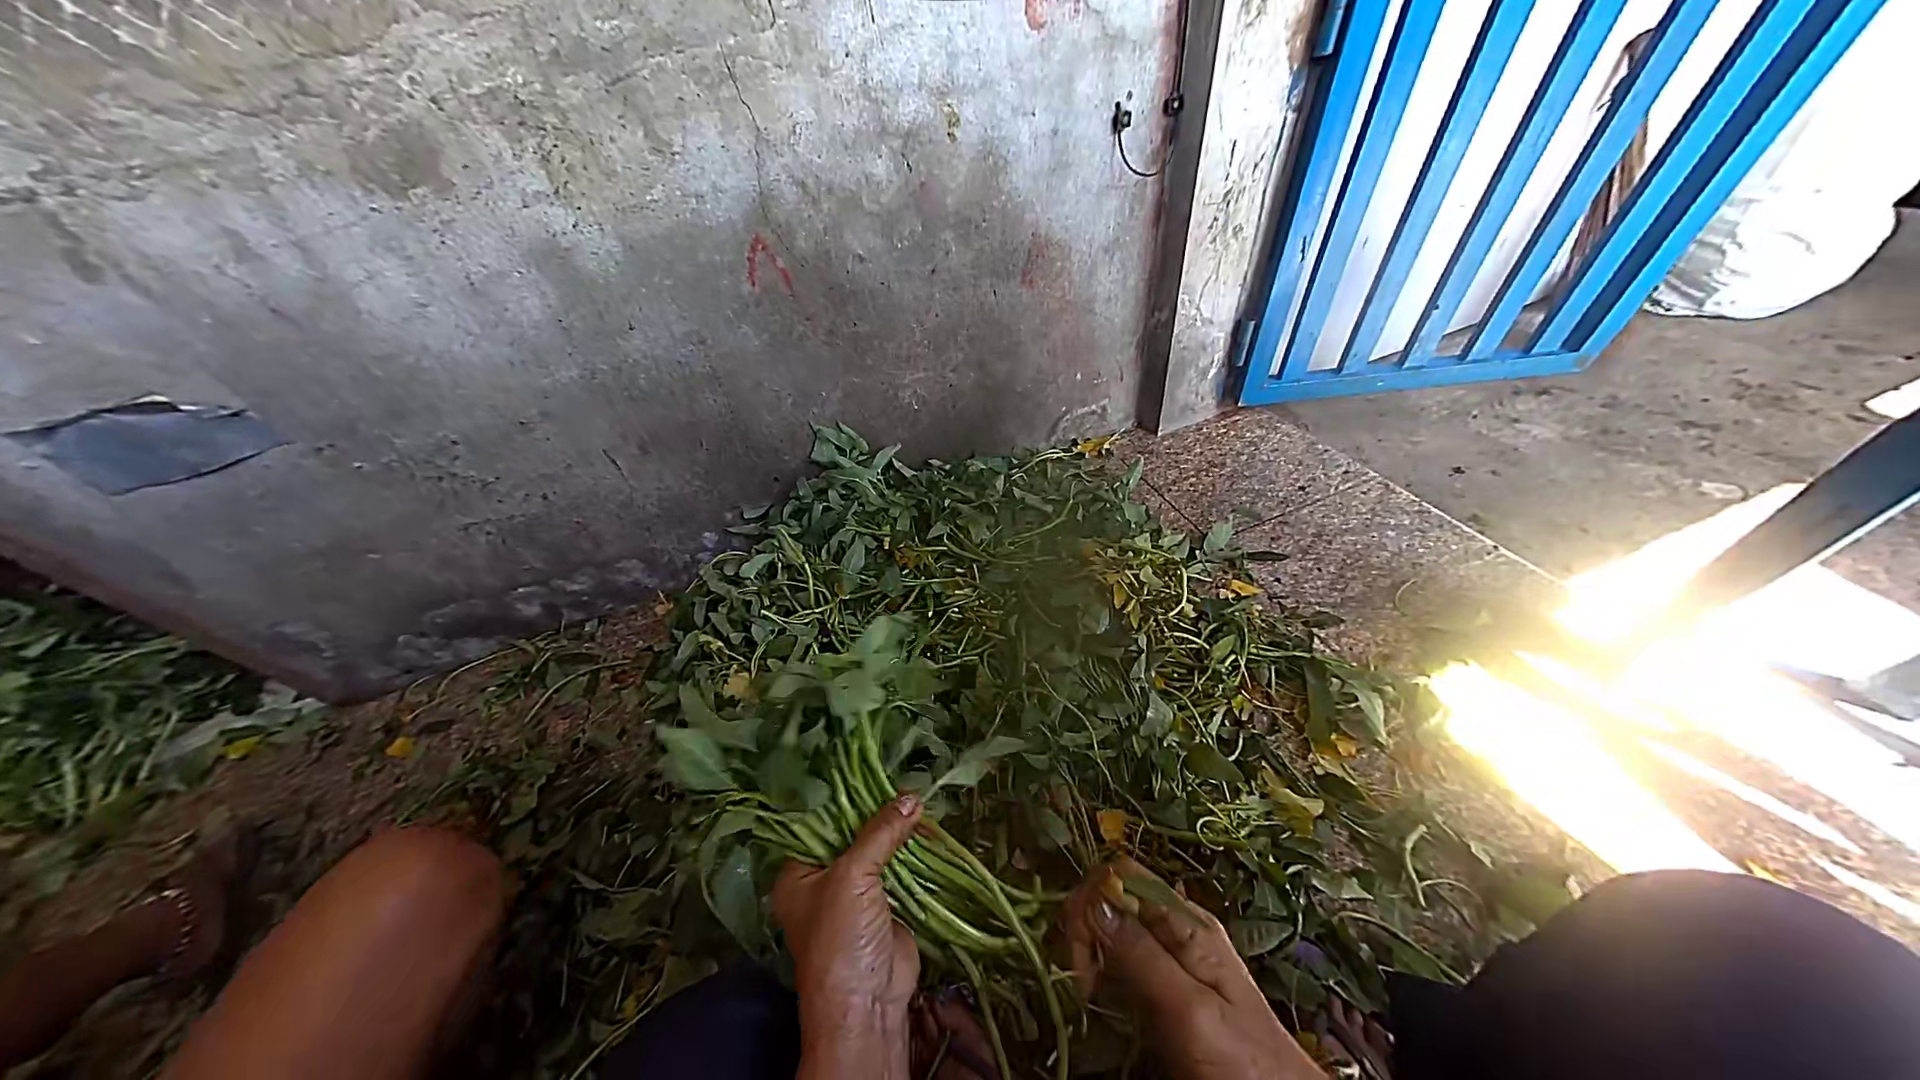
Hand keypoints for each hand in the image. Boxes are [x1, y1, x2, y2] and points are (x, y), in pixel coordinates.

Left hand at [773, 793, 922, 1079]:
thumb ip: (881, 832)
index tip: (871, 769)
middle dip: (877, 812)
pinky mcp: (885, 903)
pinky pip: (899, 869)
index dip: (845, 798)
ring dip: (898, 830)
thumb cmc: (840, 937)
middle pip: (852, 834)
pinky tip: (928, 828)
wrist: (868, 1002)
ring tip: (919, 797)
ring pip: (878, 850)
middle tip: (902, 781)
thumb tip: (912, 796)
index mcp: (799, 872)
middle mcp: (824, 879)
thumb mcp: (853, 876)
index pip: (819, 822)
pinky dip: (913, 851)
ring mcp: (856, 892)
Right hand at [1063, 860, 1325, 1079]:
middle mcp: (1175, 928)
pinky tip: (1100, 1002)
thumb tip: (1093, 900)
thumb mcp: (1189, 1009)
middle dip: (1085, 931)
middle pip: (1111, 899)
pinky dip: (1101, 974)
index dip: (1090, 901)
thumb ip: (1141, 953)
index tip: (1079, 952)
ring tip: (1089, 997)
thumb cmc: (1243, 1064)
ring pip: (1111, 930)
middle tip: (1081, 984)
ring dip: (1089, 955)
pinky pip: (1120, 961)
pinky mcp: (1163, 985)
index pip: (1121, 875)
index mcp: (1185, 921)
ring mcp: (1170, 956)